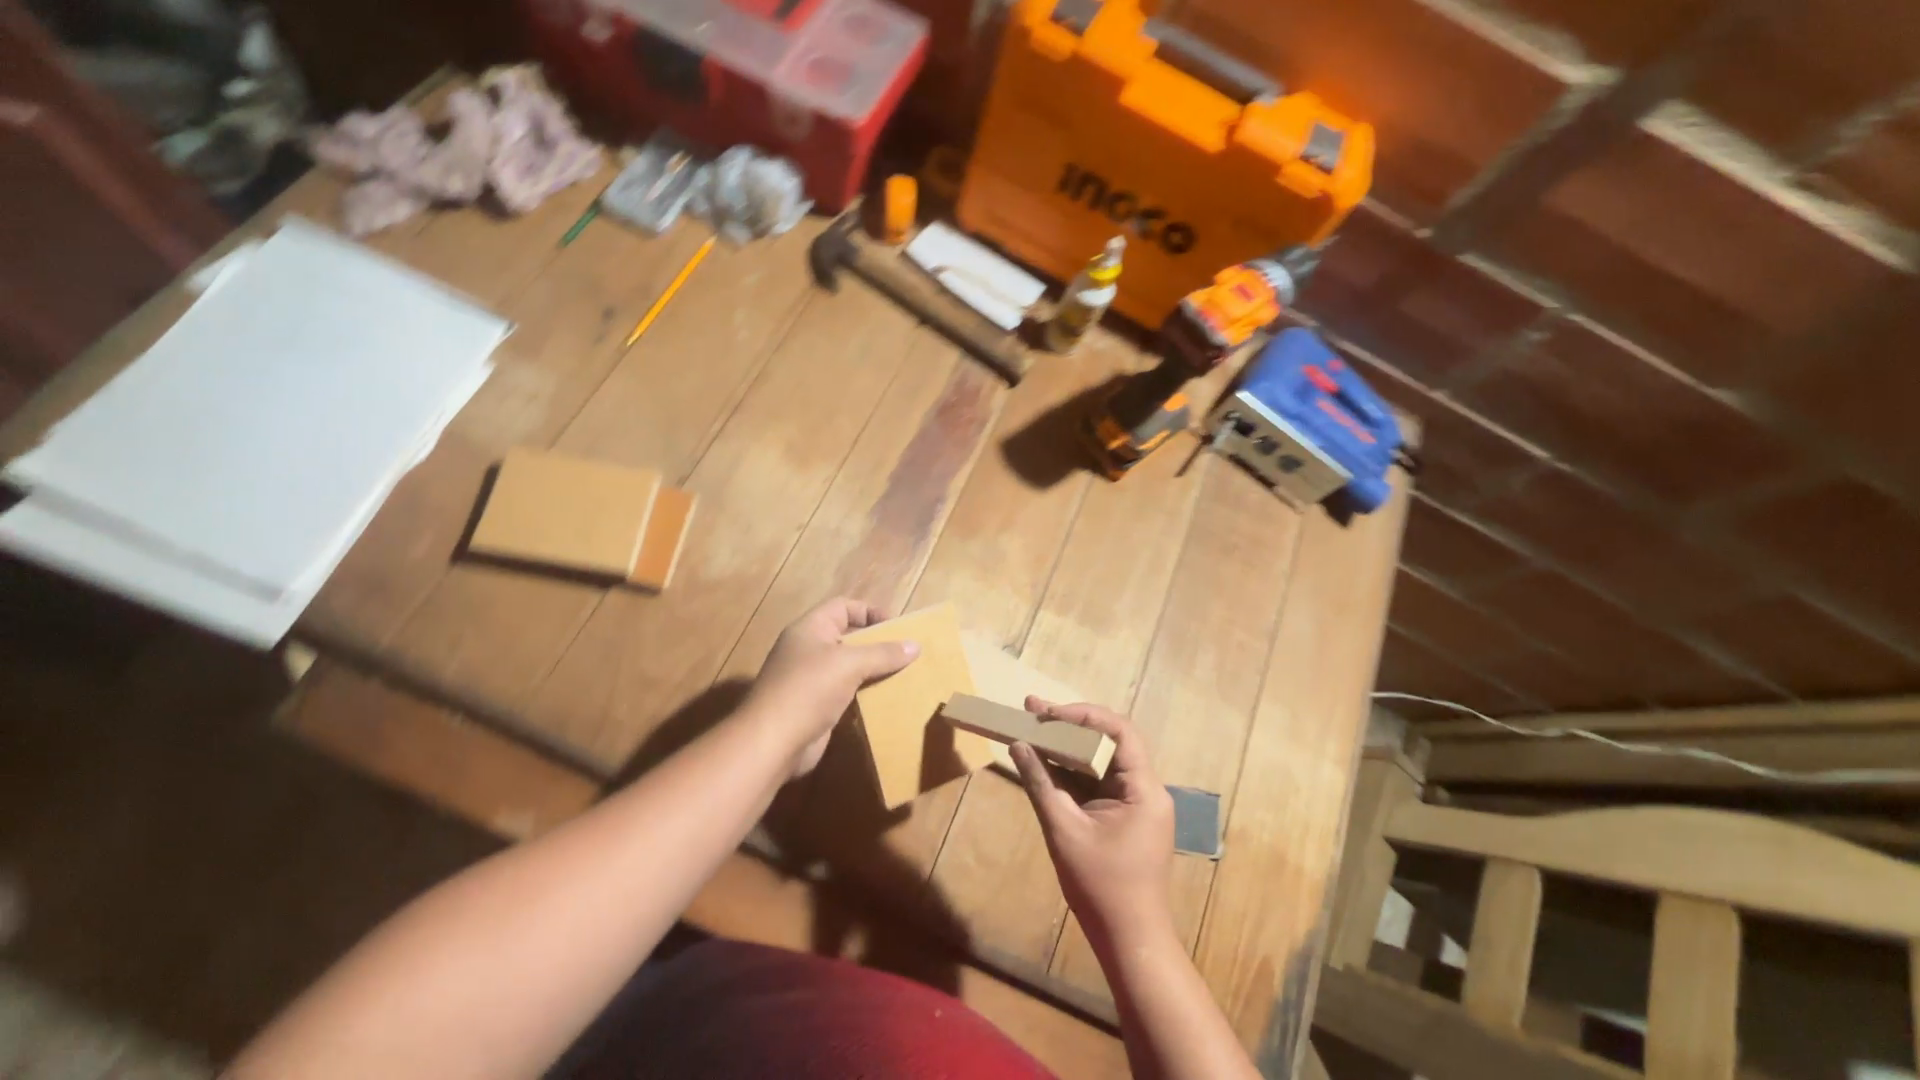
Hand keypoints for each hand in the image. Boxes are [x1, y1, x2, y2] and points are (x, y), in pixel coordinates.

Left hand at [745, 598, 919, 776]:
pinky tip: (885, 700)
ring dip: (873, 671)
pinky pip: (845, 692)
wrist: (773, 741)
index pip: (843, 607)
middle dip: (876, 643)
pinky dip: (864, 694)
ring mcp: (810, 679)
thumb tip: (915, 645)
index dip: (870, 612)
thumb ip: (883, 653)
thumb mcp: (849, 664)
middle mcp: (808, 649)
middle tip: (906, 653)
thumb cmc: (808, 690)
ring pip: (848, 667)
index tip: (898, 628)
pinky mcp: (815, 706)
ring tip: (903, 676)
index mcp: (810, 629)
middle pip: (847, 636)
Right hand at [1010, 700, 1175, 947]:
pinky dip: (1073, 774)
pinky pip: (1099, 785)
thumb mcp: (1064, 831)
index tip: (1047, 711)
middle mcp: (1147, 790)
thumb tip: (1018, 745)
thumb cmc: (1100, 886)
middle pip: (1111, 743)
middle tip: (1031, 709)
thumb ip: (1041, 784)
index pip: (1119, 732)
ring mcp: (1137, 806)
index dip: (1083, 715)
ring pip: (1103, 763)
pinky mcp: (1125, 820)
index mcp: (1144, 789)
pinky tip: (1045, 764)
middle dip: (1070, 726)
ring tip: (1032, 730)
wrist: (1129, 938)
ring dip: (1069, 749)